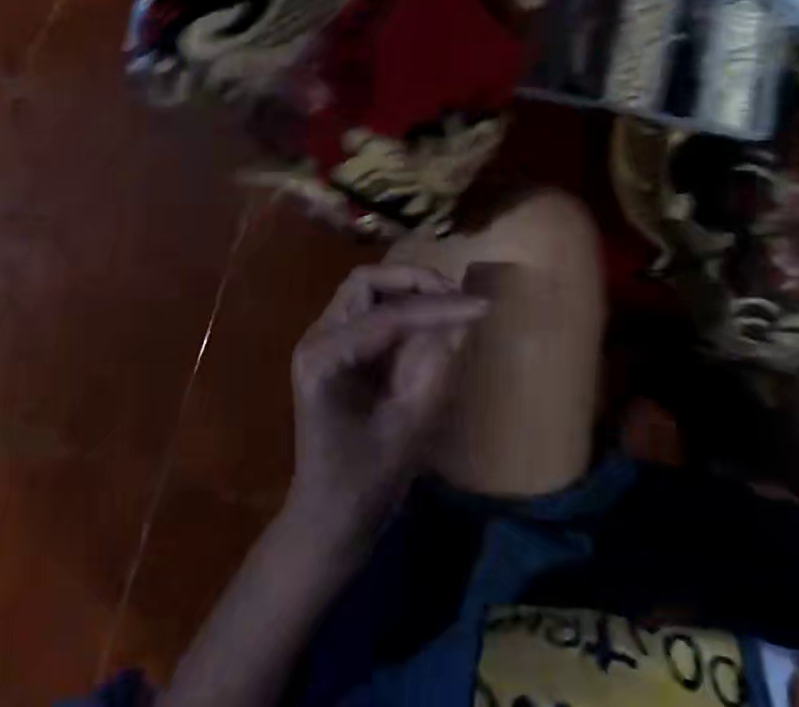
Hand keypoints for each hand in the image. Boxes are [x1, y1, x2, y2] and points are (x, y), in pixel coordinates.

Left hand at [287, 265, 487, 538]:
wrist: (328, 516)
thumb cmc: (364, 483)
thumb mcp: (408, 428)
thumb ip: (432, 369)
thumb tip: (460, 321)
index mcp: (323, 358)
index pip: (386, 315)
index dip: (438, 307)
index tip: (483, 306)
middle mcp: (315, 338)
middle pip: (365, 283)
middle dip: (415, 282)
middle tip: (460, 298)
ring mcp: (321, 342)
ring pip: (365, 292)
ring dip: (407, 291)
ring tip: (451, 305)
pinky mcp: (335, 351)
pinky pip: (369, 313)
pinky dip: (401, 310)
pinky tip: (431, 323)